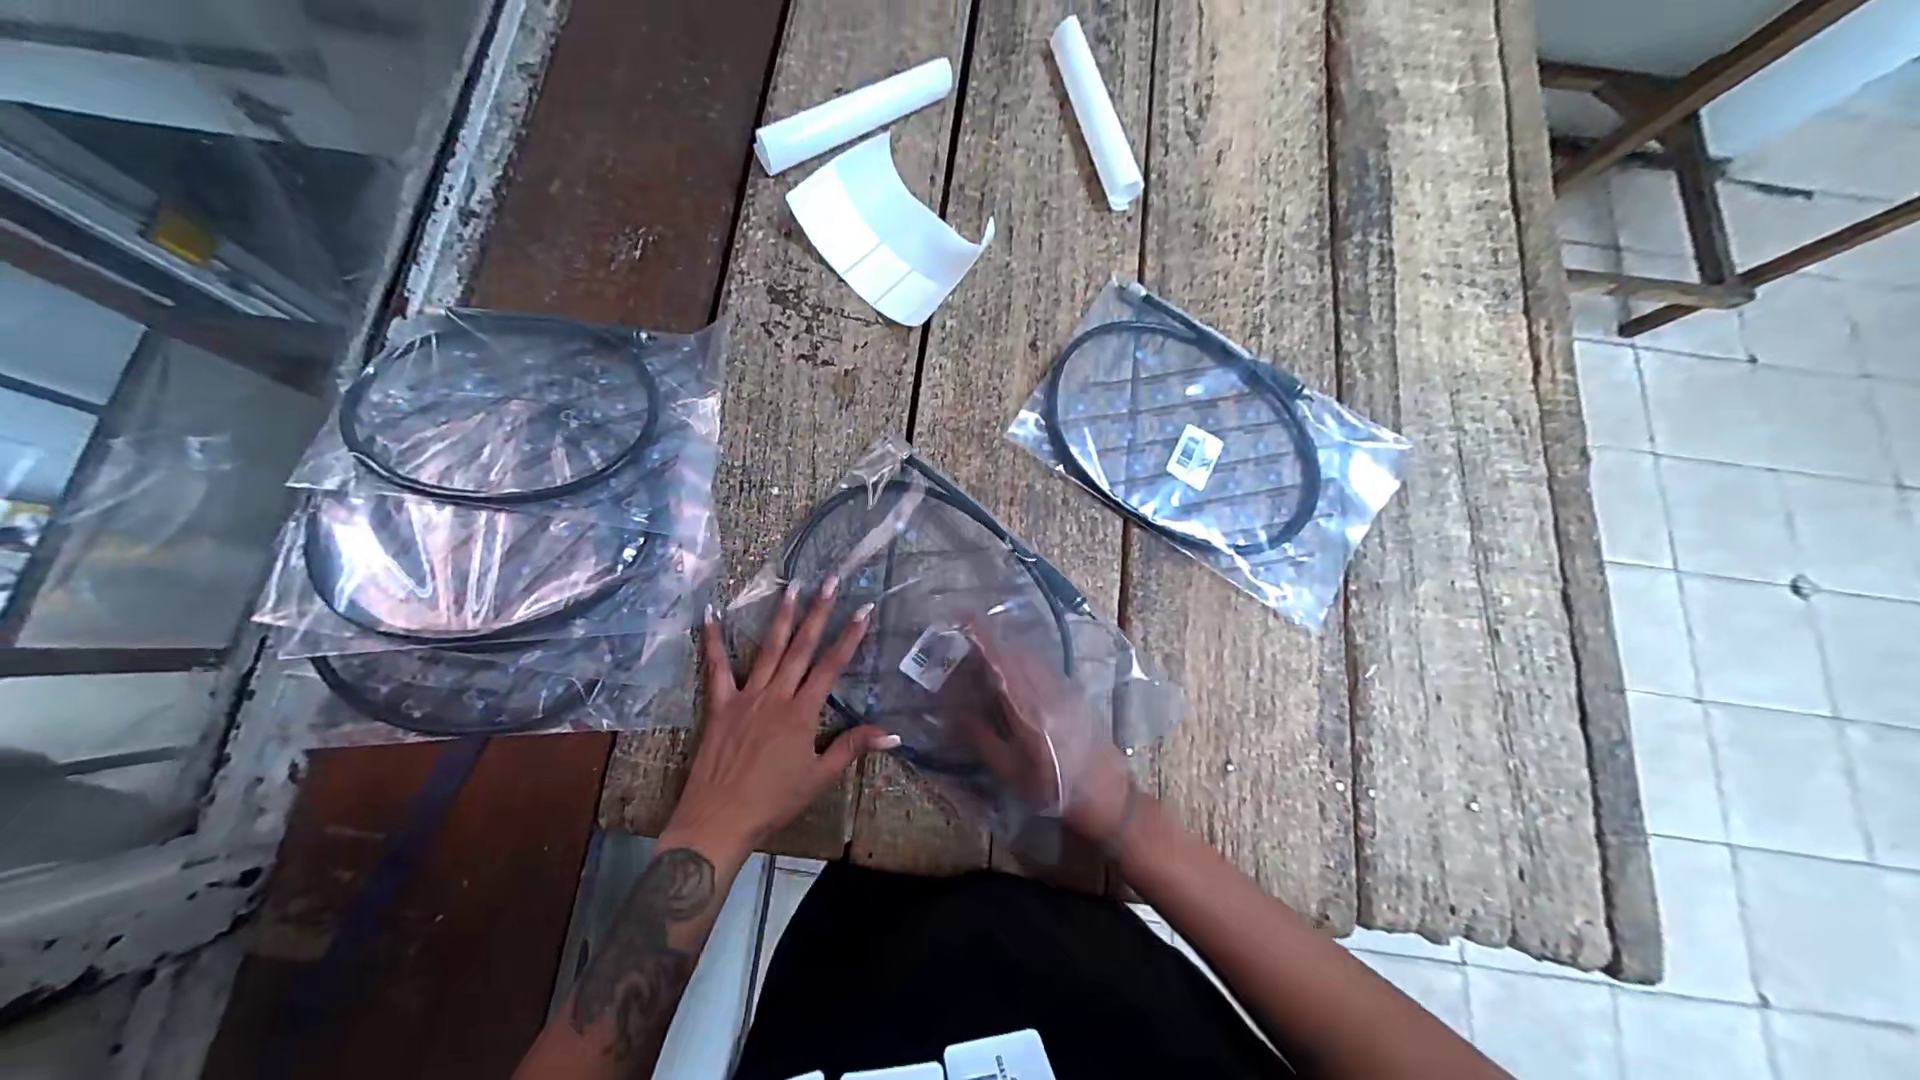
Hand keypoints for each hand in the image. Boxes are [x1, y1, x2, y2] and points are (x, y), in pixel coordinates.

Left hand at [661, 582, 897, 859]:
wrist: (718, 820)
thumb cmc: (773, 802)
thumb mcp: (819, 778)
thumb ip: (852, 748)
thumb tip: (892, 733)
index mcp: (802, 713)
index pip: (832, 666)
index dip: (850, 636)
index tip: (863, 608)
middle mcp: (776, 696)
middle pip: (802, 648)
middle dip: (819, 612)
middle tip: (829, 581)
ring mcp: (746, 697)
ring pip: (768, 650)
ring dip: (782, 617)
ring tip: (792, 587)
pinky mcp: (720, 706)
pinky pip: (716, 668)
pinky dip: (713, 641)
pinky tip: (711, 614)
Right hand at [958, 624, 1136, 844]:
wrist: (1107, 796)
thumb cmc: (1054, 789)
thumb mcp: (1010, 771)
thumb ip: (981, 738)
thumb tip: (954, 712)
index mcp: (1030, 707)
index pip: (1002, 661)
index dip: (982, 637)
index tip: (963, 618)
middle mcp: (1048, 689)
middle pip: (1016, 652)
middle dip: (989, 639)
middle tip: (963, 637)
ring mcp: (1064, 688)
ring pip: (1031, 657)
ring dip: (1006, 649)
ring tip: (982, 653)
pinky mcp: (1073, 693)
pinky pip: (1042, 666)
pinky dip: (1022, 660)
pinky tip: (1011, 673)